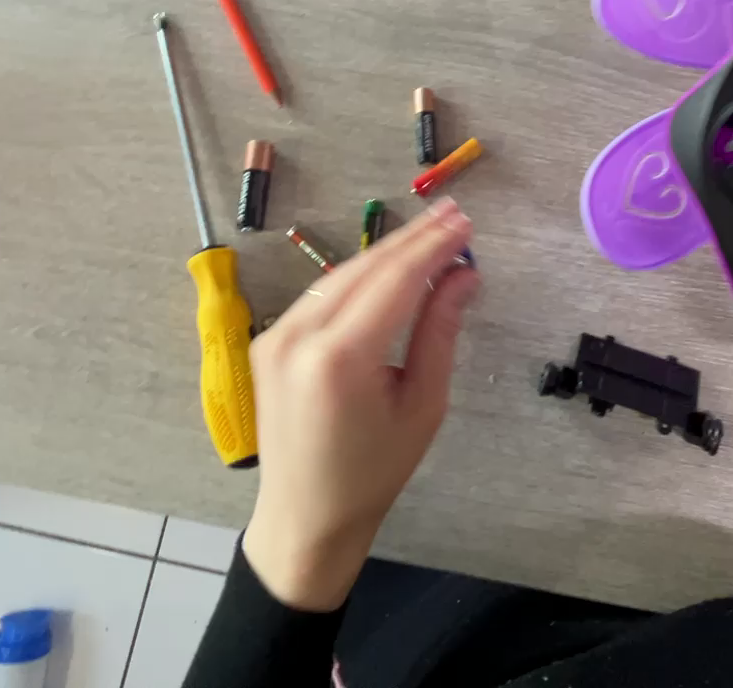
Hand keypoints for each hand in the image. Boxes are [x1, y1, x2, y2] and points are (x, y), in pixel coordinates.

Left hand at [241, 197, 479, 609]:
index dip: (433, 246)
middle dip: (413, 239)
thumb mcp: (422, 405)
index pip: (395, 279)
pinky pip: (323, 294)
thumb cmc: (373, 472)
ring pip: (342, 274)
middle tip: (452, 215)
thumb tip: (463, 275)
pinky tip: (388, 266)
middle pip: (366, 267)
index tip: (464, 223)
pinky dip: (359, 276)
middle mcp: (298, 335)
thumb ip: (439, 331)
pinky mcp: (269, 339)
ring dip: (387, 253)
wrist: (304, 517)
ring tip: (429, 233)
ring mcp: (276, 334)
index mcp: (339, 358)